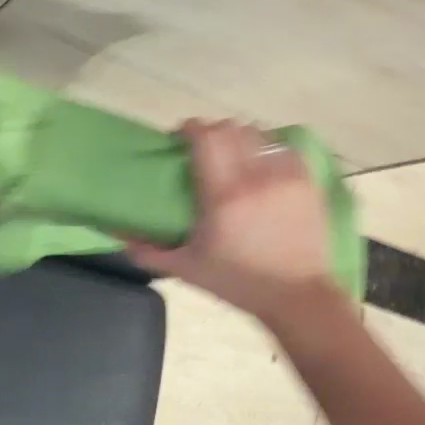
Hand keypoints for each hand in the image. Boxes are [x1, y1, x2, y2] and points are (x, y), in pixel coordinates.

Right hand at [126, 119, 335, 319]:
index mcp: (223, 196)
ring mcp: (286, 176)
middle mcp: (256, 177)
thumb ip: (148, 251)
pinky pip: (283, 148)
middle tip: (202, 148)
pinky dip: (267, 150)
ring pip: (259, 133)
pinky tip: (260, 167)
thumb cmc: (237, 282)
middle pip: (231, 128)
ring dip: (240, 138)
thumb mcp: (186, 269)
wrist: (297, 296)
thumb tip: (117, 236)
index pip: (206, 138)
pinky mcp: (307, 181)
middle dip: (212, 132)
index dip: (190, 128)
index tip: (180, 136)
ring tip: (232, 156)